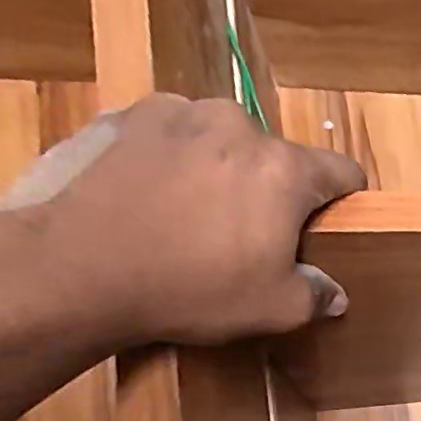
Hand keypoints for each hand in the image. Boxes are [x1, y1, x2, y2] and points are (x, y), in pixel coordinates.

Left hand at [0, 92, 366, 344]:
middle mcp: (236, 124)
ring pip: (224, 142)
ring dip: (224, 172)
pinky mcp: (124, 114)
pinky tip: (153, 202)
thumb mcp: (273, 309)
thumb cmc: (192, 289)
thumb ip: (316, 295)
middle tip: (250, 237)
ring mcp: (176, 111)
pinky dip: (176, 162)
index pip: (342, 171)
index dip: (347, 199)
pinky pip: (172, 136)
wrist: (73, 266)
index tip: (334, 224)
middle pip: (278, 157)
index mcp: (283, 169)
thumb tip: (336, 293)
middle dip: (275, 191)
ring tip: (194, 217)